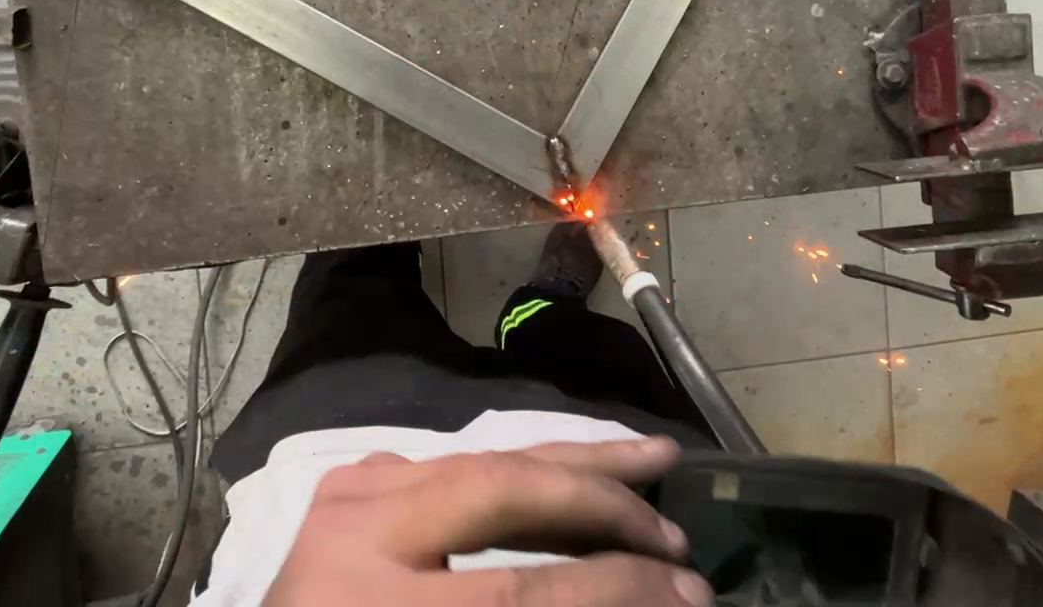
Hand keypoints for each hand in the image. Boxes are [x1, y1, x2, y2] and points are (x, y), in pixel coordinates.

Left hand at [262, 437, 715, 606]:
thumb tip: (629, 598)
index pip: (518, 591)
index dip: (614, 587)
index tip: (689, 592)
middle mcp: (356, 532)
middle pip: (502, 488)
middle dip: (602, 501)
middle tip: (673, 529)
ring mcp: (352, 489)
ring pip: (487, 451)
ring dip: (575, 458)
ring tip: (651, 456)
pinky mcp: (357, 474)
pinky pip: (461, 460)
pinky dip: (524, 464)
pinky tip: (573, 463)